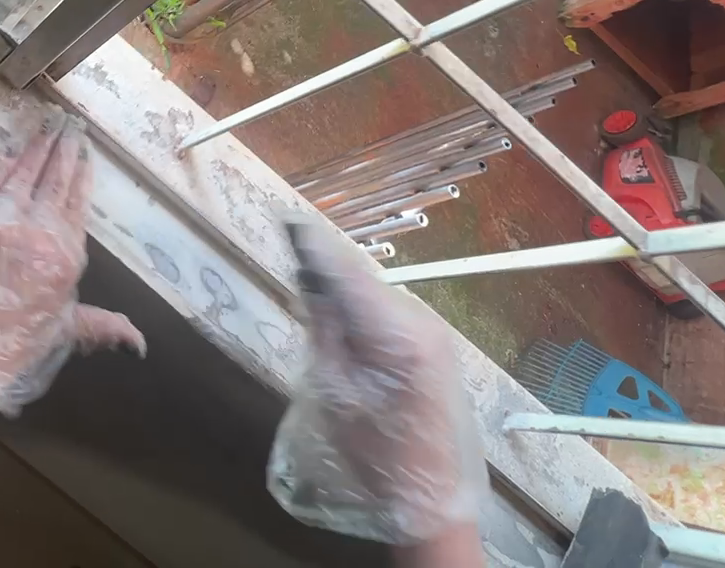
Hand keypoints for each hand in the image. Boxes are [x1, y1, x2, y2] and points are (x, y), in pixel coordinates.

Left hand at [0, 113, 144, 414]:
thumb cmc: (13, 344)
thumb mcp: (64, 331)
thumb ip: (103, 325)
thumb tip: (140, 344)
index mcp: (63, 256)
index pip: (77, 204)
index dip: (81, 176)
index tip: (85, 154)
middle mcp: (37, 231)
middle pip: (54, 180)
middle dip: (63, 150)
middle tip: (69, 126)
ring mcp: (2, 219)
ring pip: (24, 173)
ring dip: (36, 148)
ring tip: (46, 127)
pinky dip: (2, 162)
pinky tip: (11, 149)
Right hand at [268, 225, 485, 545]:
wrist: (436, 503)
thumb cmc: (377, 456)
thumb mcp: (334, 392)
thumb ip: (324, 329)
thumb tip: (311, 281)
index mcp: (396, 334)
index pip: (347, 274)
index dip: (316, 247)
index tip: (288, 221)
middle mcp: (421, 321)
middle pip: (362, 281)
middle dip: (327, 271)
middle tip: (294, 263)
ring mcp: (434, 330)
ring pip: (374, 294)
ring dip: (345, 291)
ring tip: (314, 297)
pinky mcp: (436, 343)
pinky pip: (387, 310)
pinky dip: (362, 308)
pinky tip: (345, 322)